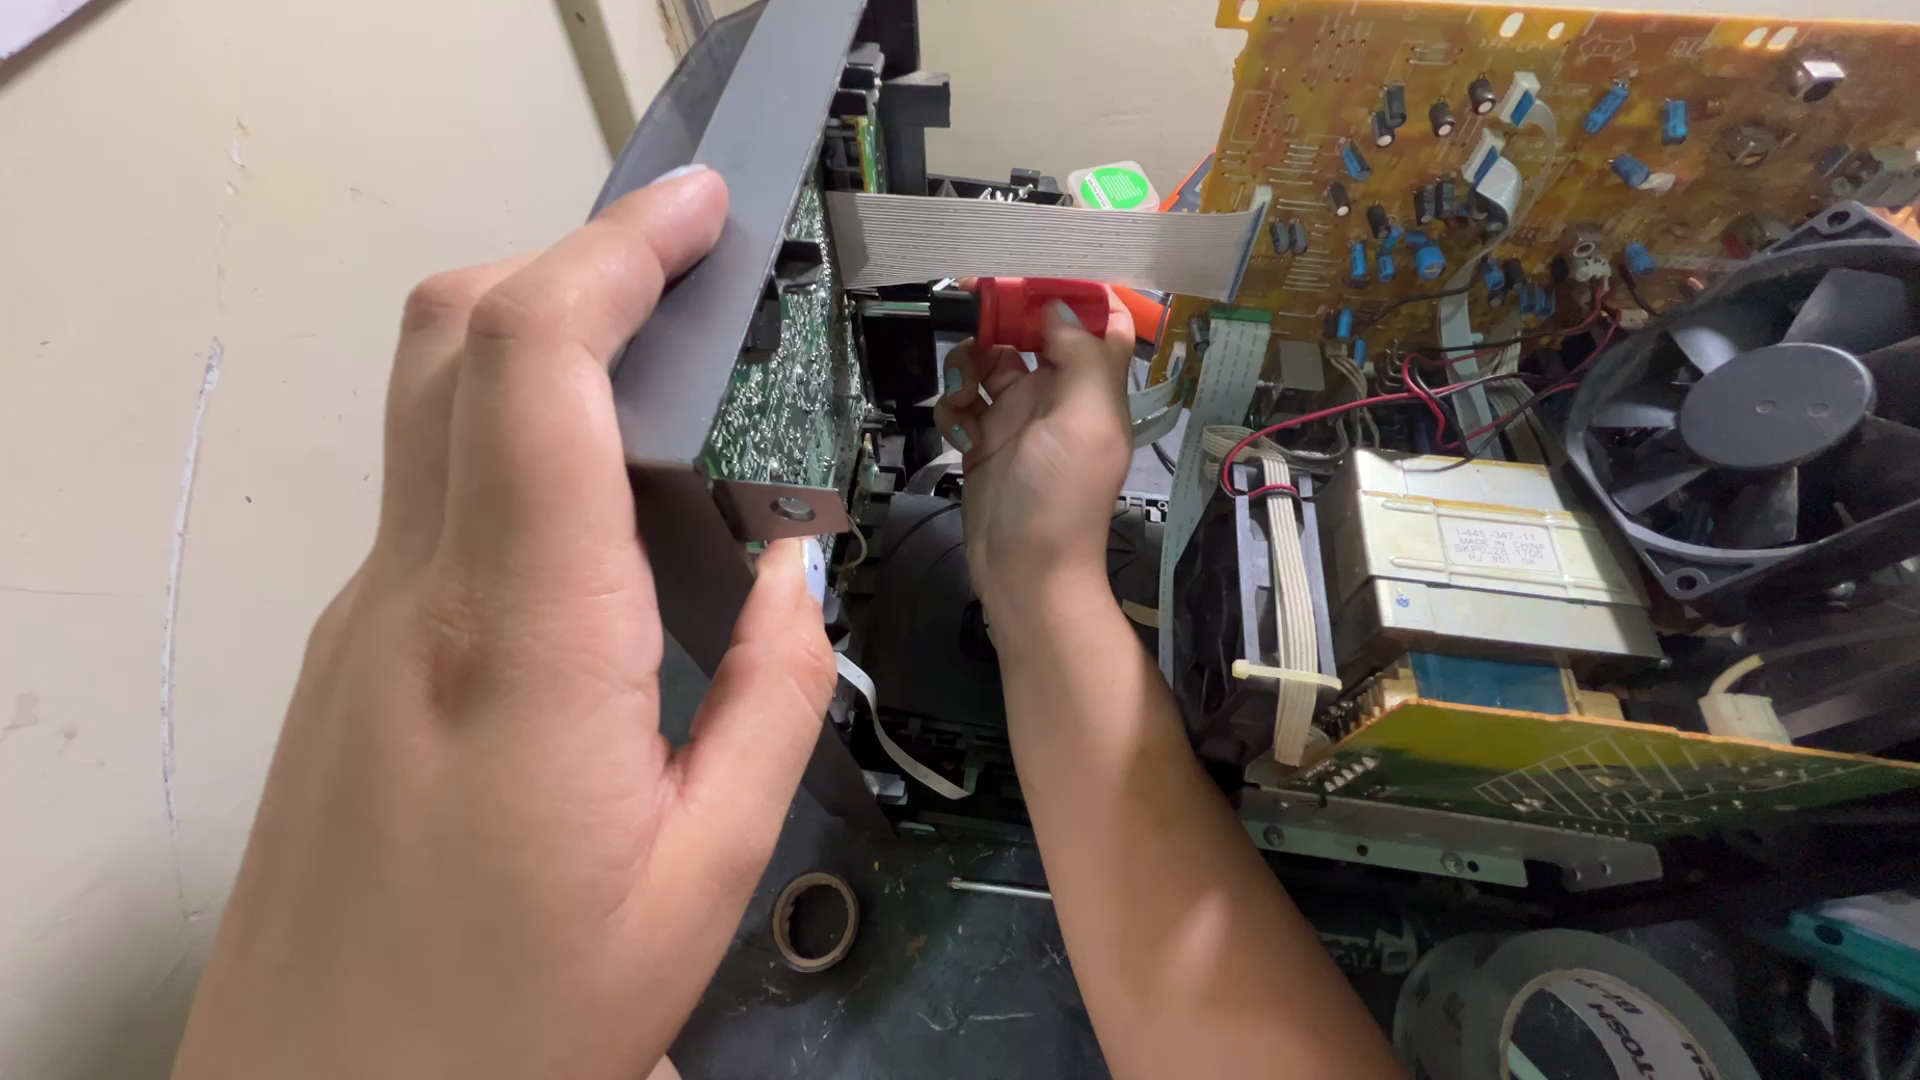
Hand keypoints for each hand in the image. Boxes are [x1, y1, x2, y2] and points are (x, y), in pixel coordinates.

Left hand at [172, 167, 837, 1079]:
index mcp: (529, 641)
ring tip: (667, 348)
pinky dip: (519, 419)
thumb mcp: (713, 866)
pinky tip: (604, 477)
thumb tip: (792, 570)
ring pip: (437, 400)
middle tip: (689, 257)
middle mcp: (423, 594)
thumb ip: (773, 697)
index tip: (696, 210)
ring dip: (546, 329)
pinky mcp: (358, 646)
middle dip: (574, 257)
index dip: (615, 257)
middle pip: (457, 344)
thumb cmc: (540, 1009)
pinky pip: (438, 480)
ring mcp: (370, 613)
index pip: (539, 373)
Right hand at [934, 291, 1135, 618]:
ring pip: (989, 363)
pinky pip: (964, 404)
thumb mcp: (1085, 421)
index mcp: (1092, 386)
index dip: (1070, 294)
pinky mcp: (984, 442)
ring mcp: (1018, 419)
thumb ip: (1081, 356)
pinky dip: (954, 408)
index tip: (1032, 275)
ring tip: (963, 395)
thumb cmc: (1061, 498)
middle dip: (1000, 323)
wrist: (1024, 572)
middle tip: (970, 323)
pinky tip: (957, 432)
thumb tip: (1058, 307)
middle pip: (1029, 334)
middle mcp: (1057, 395)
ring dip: (968, 368)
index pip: (1095, 322)